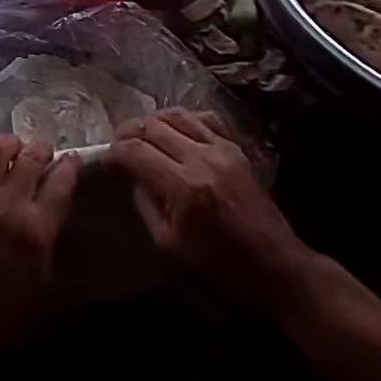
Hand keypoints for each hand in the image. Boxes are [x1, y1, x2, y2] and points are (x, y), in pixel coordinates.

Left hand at [0, 135, 81, 360]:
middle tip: (46, 152)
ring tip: (18, 148)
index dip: (70, 165)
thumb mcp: (44, 271)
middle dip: (44, 149)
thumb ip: (51, 229)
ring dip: (13, 144)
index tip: (73, 160)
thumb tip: (57, 195)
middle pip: (31, 157)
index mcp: (36, 229)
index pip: (61, 181)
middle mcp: (7, 205)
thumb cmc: (6, 304)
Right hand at [106, 108, 315, 315]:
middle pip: (154, 126)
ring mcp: (223, 149)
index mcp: (185, 187)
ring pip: (178, 115)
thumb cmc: (220, 265)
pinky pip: (205, 119)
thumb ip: (146, 205)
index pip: (137, 152)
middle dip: (128, 132)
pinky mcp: (237, 148)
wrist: (274, 264)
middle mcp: (203, 158)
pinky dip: (184, 118)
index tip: (106, 162)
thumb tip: (133, 178)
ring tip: (140, 134)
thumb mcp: (170, 244)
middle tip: (118, 146)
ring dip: (153, 121)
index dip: (115, 153)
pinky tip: (174, 129)